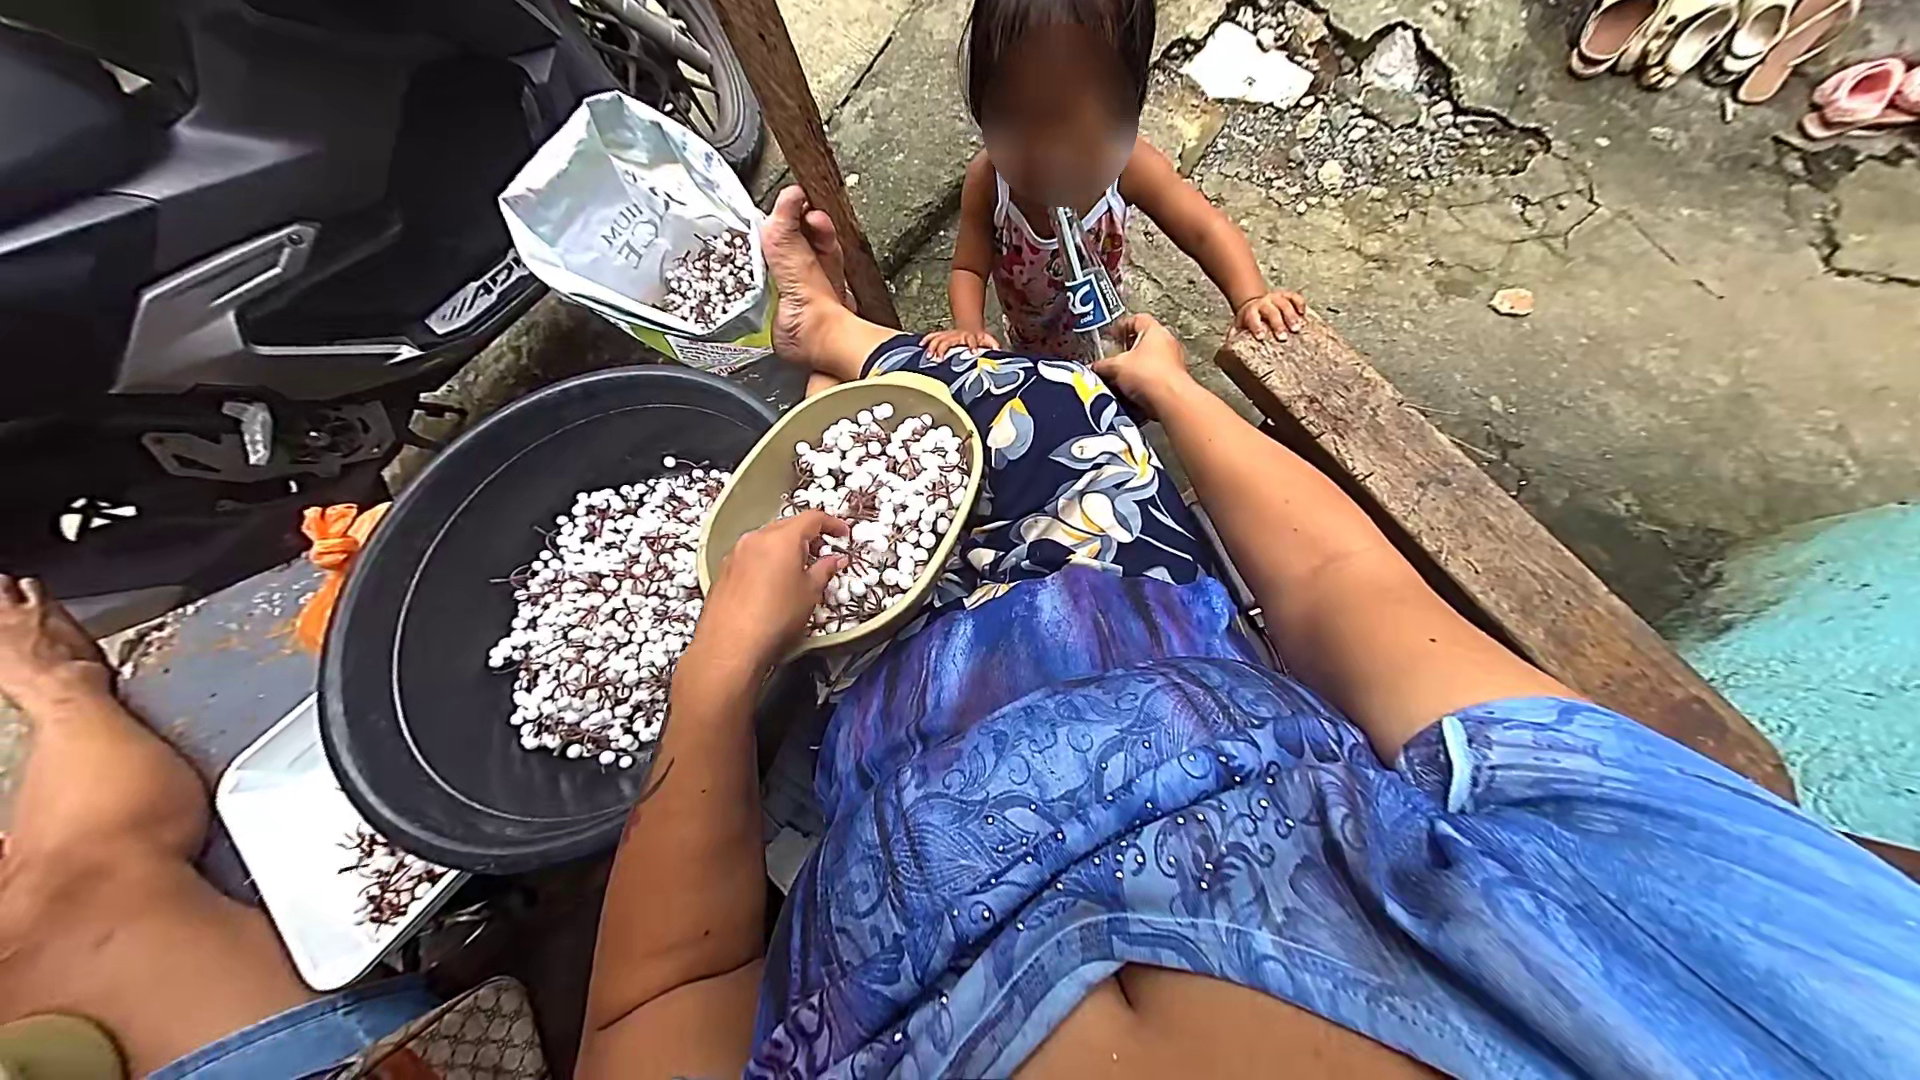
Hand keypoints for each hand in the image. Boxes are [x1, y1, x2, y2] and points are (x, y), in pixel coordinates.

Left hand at [689, 510, 848, 677]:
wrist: (730, 646)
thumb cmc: (775, 618)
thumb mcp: (810, 593)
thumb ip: (825, 570)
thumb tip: (834, 560)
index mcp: (782, 538)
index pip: (813, 518)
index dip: (832, 524)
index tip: (843, 533)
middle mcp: (756, 538)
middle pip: (788, 526)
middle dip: (809, 537)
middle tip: (825, 553)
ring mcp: (736, 553)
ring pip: (768, 540)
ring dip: (787, 549)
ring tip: (801, 570)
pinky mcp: (725, 570)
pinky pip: (753, 555)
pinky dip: (768, 560)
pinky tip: (776, 582)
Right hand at [920, 327, 999, 356]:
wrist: (969, 325)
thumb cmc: (978, 337)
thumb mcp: (987, 339)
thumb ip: (992, 344)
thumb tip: (998, 351)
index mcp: (969, 336)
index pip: (971, 340)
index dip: (972, 345)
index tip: (972, 353)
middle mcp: (957, 335)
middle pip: (948, 340)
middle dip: (943, 349)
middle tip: (940, 359)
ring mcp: (948, 334)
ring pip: (938, 338)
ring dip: (933, 347)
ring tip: (929, 356)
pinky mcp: (942, 335)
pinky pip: (932, 336)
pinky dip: (926, 340)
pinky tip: (921, 345)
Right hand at [1091, 314, 1196, 417]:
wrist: (1169, 401)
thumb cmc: (1149, 375)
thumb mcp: (1116, 367)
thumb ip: (1102, 365)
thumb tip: (1093, 368)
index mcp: (1155, 331)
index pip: (1136, 320)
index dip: (1121, 326)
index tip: (1111, 335)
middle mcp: (1167, 343)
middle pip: (1142, 341)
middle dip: (1125, 350)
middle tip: (1111, 357)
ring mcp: (1172, 362)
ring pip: (1147, 360)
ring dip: (1133, 367)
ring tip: (1118, 377)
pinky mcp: (1172, 381)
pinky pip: (1152, 377)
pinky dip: (1140, 381)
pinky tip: (1129, 391)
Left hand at [1234, 288, 1307, 340]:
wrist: (1253, 302)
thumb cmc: (1247, 321)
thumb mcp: (1237, 327)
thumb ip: (1234, 337)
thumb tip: (1228, 352)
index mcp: (1250, 312)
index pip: (1253, 319)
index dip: (1257, 327)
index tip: (1261, 337)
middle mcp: (1263, 303)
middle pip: (1271, 312)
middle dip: (1277, 325)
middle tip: (1283, 338)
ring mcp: (1275, 298)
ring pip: (1285, 304)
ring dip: (1291, 316)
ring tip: (1298, 328)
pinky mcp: (1286, 295)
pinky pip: (1294, 297)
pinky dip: (1300, 303)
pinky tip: (1303, 313)